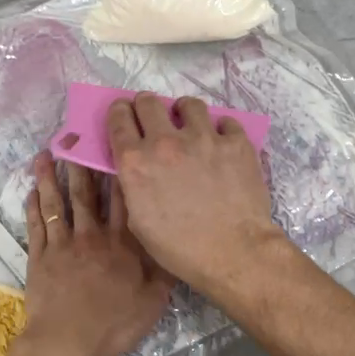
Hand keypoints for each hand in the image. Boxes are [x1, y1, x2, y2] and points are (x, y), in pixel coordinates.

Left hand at [19, 152, 173, 355]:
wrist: (66, 342)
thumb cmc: (113, 325)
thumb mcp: (153, 302)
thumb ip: (164, 271)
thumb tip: (176, 243)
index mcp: (123, 244)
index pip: (123, 200)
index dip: (120, 172)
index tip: (117, 147)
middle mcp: (92, 236)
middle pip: (87, 193)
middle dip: (83, 164)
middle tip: (79, 138)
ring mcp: (62, 244)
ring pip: (57, 202)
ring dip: (51, 176)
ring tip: (46, 152)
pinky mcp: (39, 257)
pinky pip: (36, 224)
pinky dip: (33, 205)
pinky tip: (32, 190)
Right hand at [106, 94, 286, 295]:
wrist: (232, 252)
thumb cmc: (179, 247)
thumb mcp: (137, 222)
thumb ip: (132, 186)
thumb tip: (135, 169)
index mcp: (135, 162)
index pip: (118, 119)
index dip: (119, 113)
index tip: (124, 114)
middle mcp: (165, 142)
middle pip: (149, 102)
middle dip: (146, 106)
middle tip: (153, 117)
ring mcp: (203, 138)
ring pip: (189, 104)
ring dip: (184, 112)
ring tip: (189, 124)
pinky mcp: (236, 143)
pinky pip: (226, 122)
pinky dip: (221, 129)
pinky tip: (221, 143)